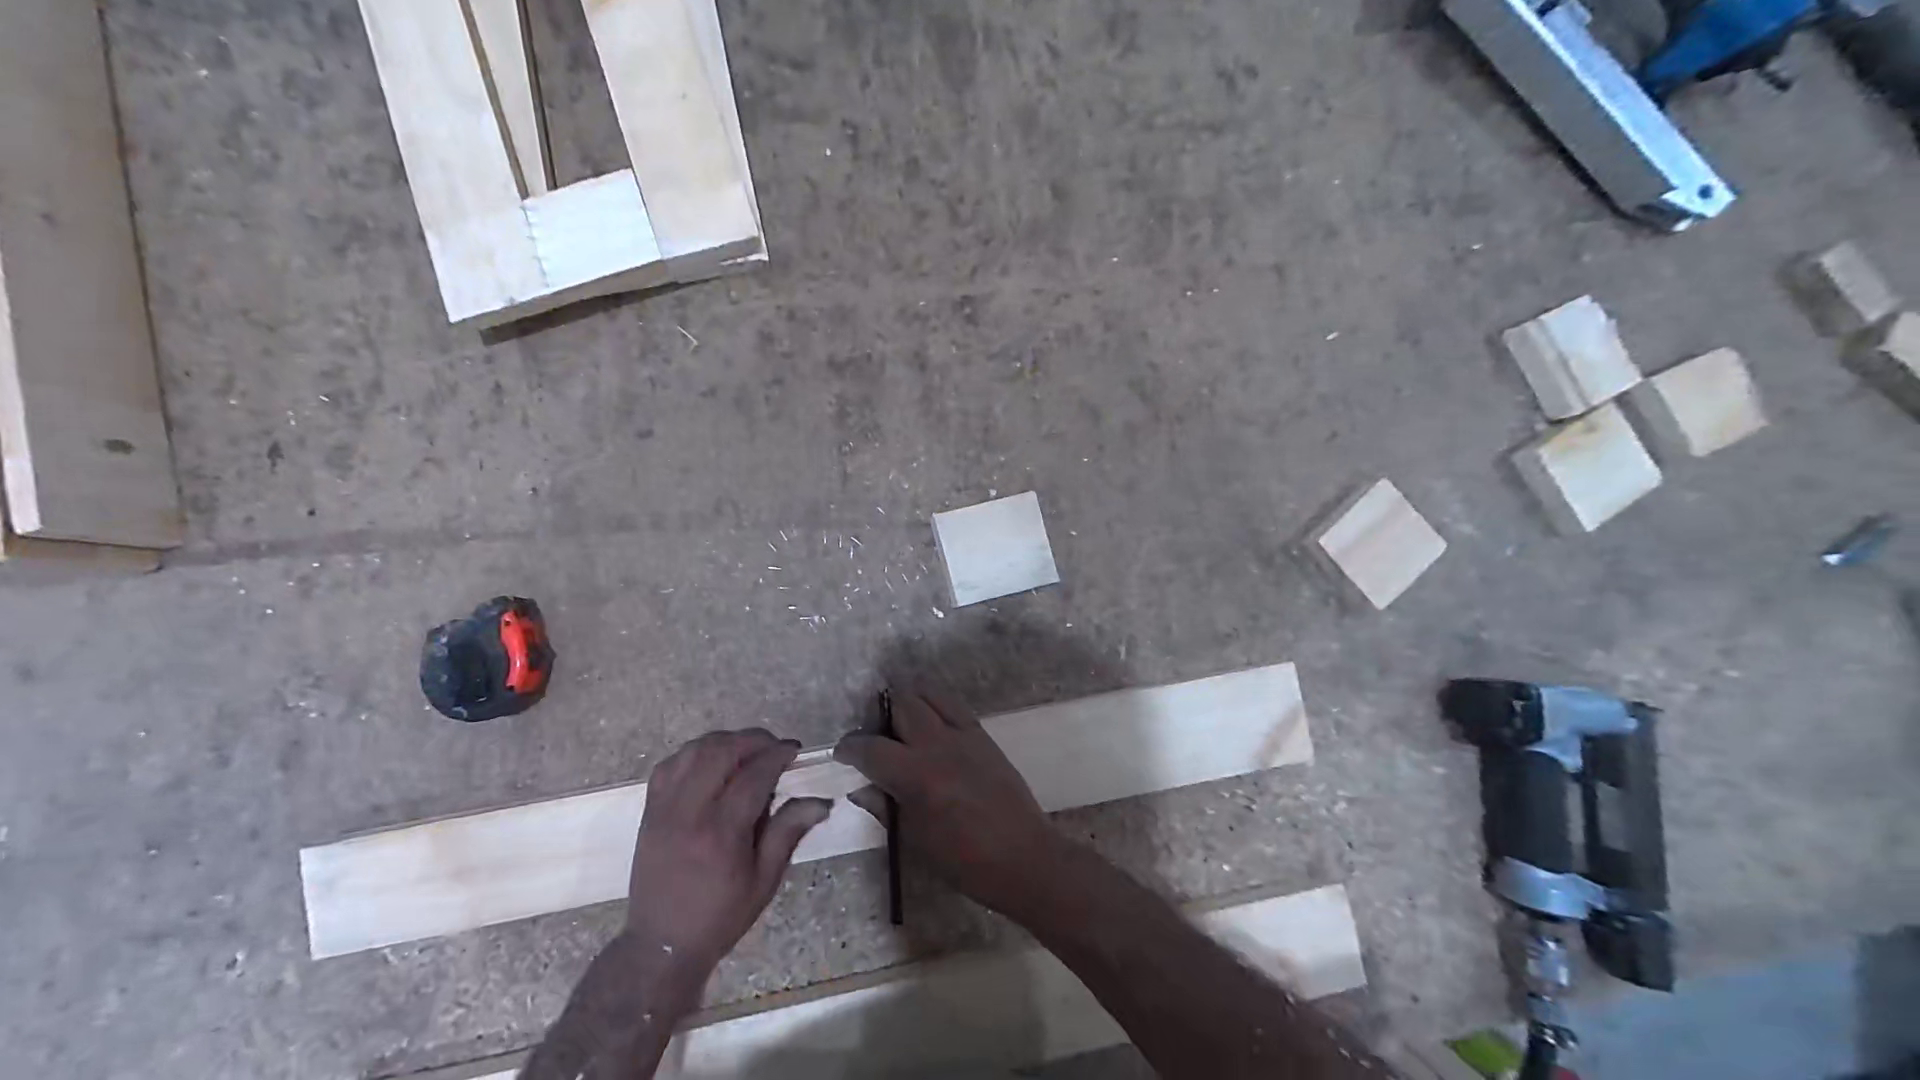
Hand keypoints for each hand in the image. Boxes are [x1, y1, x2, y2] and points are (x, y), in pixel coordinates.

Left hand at [625, 729, 832, 976]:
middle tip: (773, 746)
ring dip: (724, 741)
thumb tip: (821, 801)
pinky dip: (694, 753)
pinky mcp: (649, 812)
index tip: (795, 749)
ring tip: (746, 749)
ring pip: (693, 752)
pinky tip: (712, 761)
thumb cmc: (720, 916)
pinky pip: (669, 765)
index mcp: (721, 834)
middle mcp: (688, 813)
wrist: (661, 945)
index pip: (753, 776)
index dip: (777, 755)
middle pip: (720, 752)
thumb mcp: (764, 881)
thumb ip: (789, 832)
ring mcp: (663, 810)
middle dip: (751, 739)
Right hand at [835, 692, 1063, 917]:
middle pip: (901, 704)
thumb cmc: (964, 860)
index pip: (870, 748)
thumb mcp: (914, 840)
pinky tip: (932, 726)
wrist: (1023, 857)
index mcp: (916, 776)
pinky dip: (936, 706)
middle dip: (881, 715)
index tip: (843, 753)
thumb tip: (863, 787)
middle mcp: (938, 745)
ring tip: (902, 724)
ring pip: (928, 694)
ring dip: (910, 702)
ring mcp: (964, 735)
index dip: (850, 748)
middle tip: (877, 737)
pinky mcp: (983, 735)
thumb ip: (885, 806)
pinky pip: (954, 705)